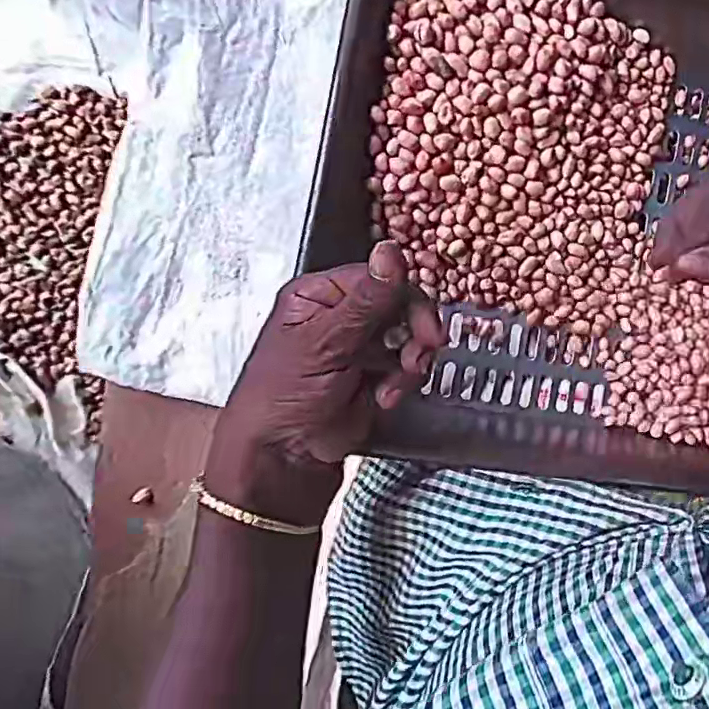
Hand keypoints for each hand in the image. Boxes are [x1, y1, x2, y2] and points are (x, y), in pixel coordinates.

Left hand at [201, 241, 444, 517]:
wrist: (284, 457)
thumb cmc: (283, 395)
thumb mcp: (325, 342)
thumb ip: (366, 299)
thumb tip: (390, 251)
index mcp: (323, 295)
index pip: (381, 279)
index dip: (408, 299)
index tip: (426, 326)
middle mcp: (345, 315)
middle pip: (403, 307)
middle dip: (415, 334)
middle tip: (420, 354)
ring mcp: (363, 345)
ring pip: (411, 338)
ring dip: (411, 362)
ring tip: (394, 383)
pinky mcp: (377, 373)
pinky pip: (409, 366)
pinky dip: (403, 382)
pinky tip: (383, 397)